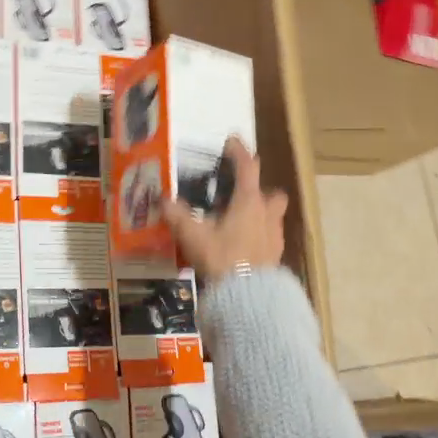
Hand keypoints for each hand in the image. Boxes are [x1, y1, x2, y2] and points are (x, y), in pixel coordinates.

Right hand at [163, 135, 287, 283]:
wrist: (248, 297)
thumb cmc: (223, 258)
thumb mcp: (194, 236)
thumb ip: (177, 216)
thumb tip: (162, 199)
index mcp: (248, 201)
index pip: (247, 167)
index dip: (239, 152)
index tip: (232, 140)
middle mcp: (267, 214)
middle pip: (272, 194)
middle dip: (259, 192)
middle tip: (240, 197)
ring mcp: (275, 236)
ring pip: (273, 217)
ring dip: (260, 216)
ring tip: (239, 225)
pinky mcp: (275, 257)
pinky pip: (269, 240)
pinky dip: (258, 239)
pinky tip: (242, 249)